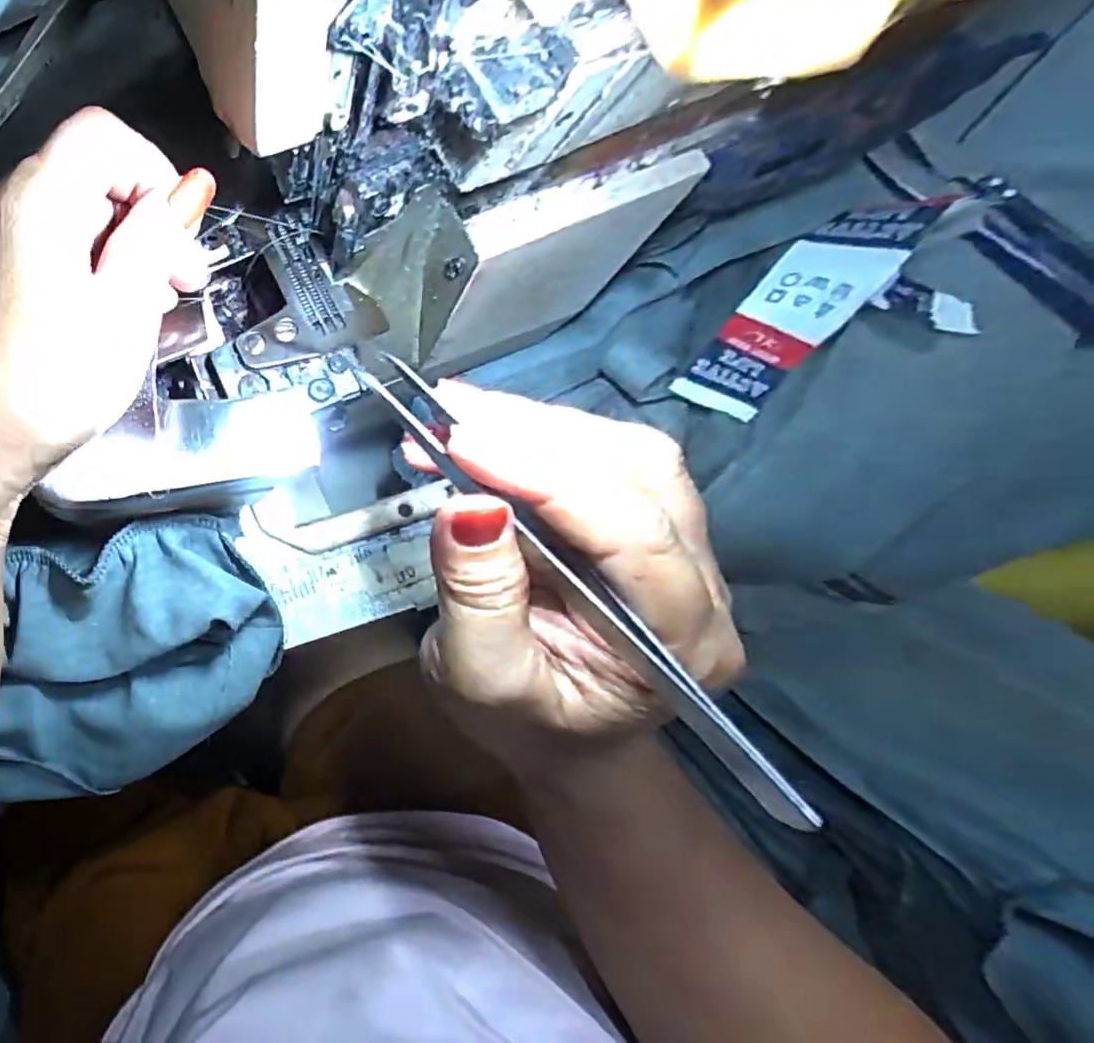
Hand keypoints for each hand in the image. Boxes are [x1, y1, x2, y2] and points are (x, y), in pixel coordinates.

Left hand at [0, 108, 211, 503]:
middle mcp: (9, 211)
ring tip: (155, 309)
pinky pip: (56, 260)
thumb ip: (156, 240)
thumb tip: (183, 192)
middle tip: (184, 284)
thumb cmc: (47, 383)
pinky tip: (113, 322)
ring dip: (127, 256)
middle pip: (93, 180)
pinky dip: (95, 279)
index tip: (184, 232)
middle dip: (149, 223)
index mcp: (39, 197)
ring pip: (78, 225)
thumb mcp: (123, 308)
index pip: (105, 136)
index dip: (156, 172)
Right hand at [407, 383, 745, 781]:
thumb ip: (477, 596)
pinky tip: (480, 429)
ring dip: (535, 425)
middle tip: (451, 416)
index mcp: (678, 641)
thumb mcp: (478, 673)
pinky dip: (533, 436)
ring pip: (623, 454)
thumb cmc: (518, 720)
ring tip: (456, 415)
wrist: (553, 736)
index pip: (632, 535)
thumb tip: (465, 506)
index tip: (463, 441)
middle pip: (638, 474)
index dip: (548, 478)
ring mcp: (677, 548)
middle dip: (538, 435)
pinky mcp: (636, 525)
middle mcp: (699, 583)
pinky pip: (597, 460)